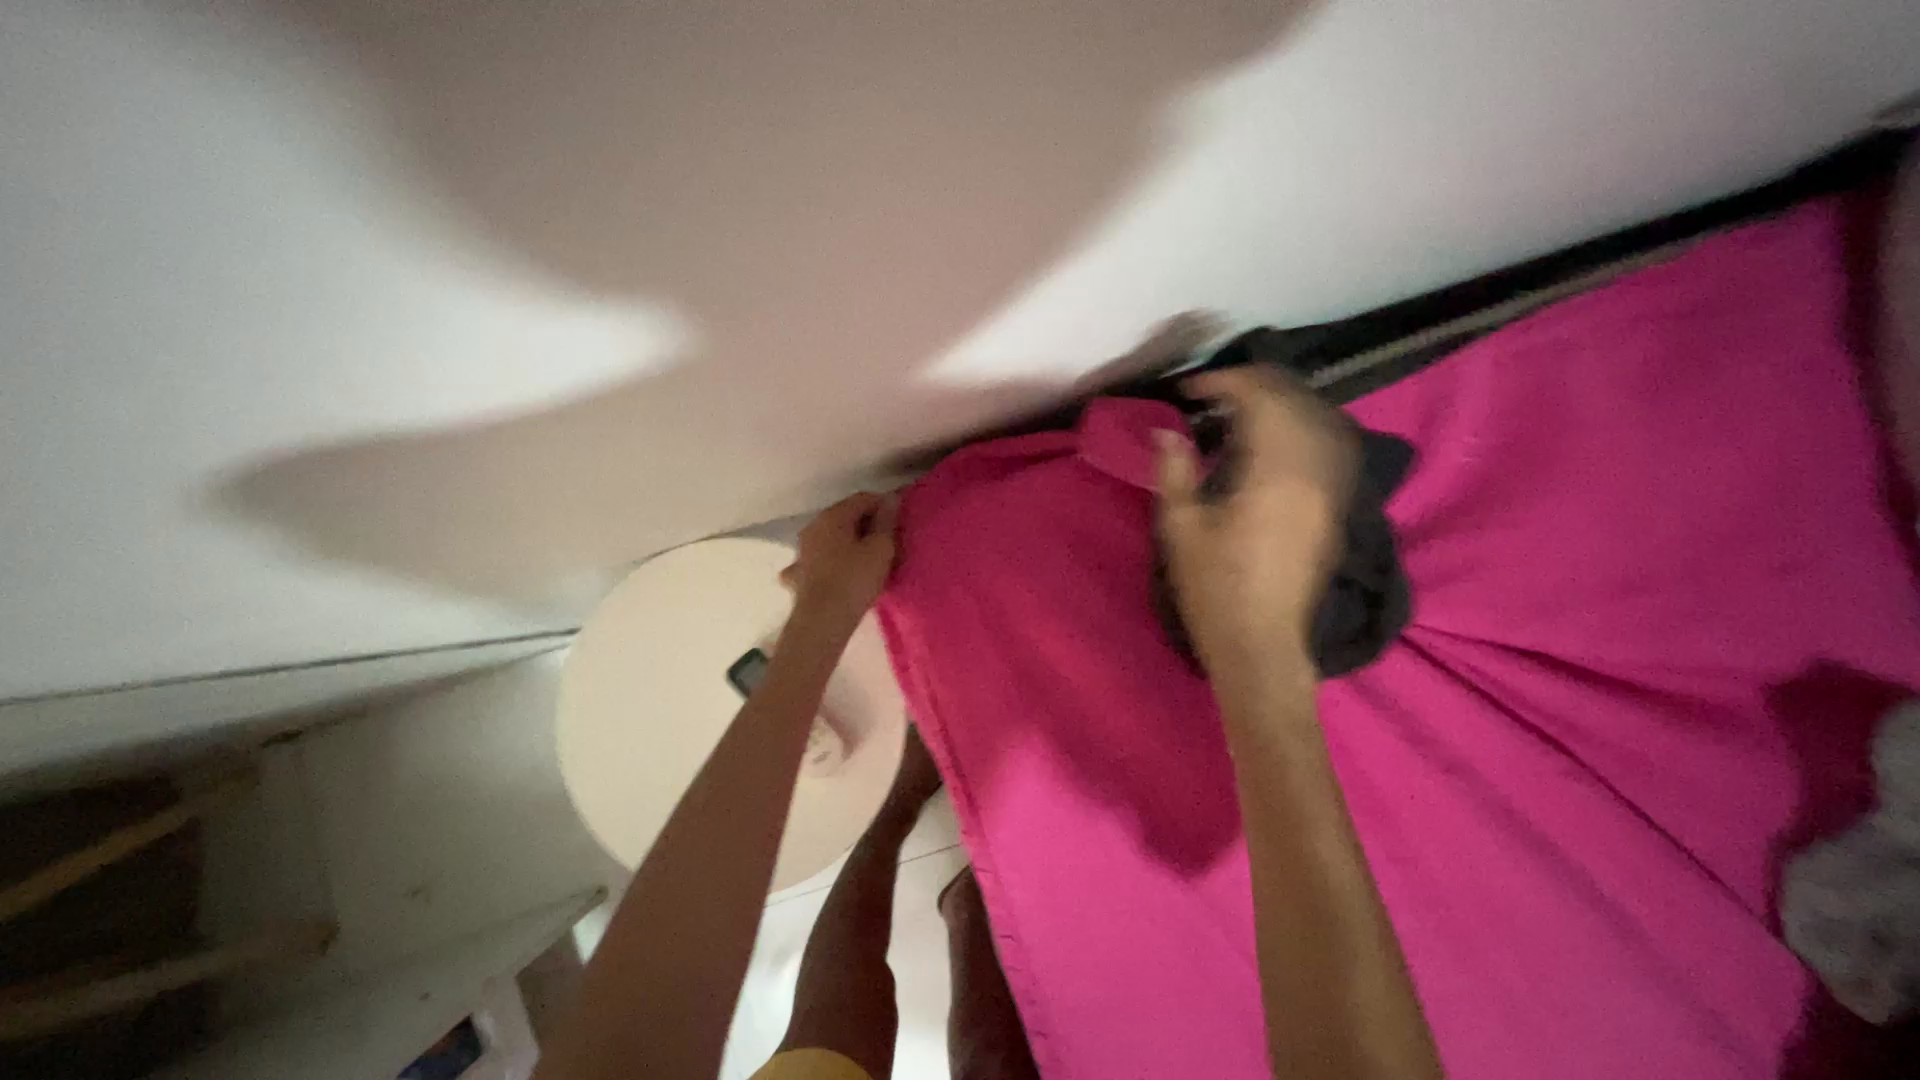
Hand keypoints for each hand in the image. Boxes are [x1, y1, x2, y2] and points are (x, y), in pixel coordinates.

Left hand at [782, 492, 900, 631]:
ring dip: (849, 542)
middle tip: (890, 542)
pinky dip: (832, 562)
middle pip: (846, 516)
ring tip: (868, 559)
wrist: (823, 621)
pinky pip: (820, 560)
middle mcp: (813, 526)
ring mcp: (802, 551)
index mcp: (832, 516)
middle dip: (868, 525)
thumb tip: (890, 499)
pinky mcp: (798, 574)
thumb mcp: (881, 548)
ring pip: (832, 538)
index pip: (863, 498)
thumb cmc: (855, 580)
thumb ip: (887, 521)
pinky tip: (838, 573)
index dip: (885, 506)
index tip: (901, 522)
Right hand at [1155, 368, 1358, 675]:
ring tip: (1244, 407)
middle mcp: (1312, 471)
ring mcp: (1330, 489)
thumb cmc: (1214, 590)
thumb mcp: (1180, 529)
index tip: (1190, 390)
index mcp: (1273, 473)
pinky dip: (1303, 426)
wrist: (1261, 644)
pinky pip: (1329, 445)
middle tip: (1214, 391)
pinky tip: (1277, 438)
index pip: (1261, 399)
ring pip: (1319, 419)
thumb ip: (1174, 471)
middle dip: (1256, 383)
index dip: (1225, 381)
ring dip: (1283, 401)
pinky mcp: (1334, 506)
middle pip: (1296, 400)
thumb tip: (1166, 431)